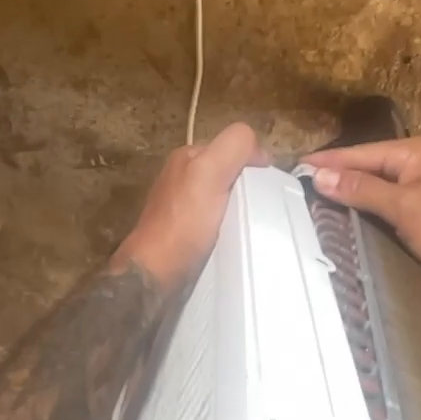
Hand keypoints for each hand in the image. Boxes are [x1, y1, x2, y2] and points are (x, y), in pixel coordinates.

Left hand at [114, 123, 268, 291]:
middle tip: (259, 206)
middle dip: (247, 185)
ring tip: (249, 224)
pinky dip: (230, 225)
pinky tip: (234, 237)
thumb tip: (258, 152)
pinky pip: (218, 218)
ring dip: (240, 207)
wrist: (155, 274)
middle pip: (229, 171)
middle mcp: (182, 176)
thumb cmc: (184, 223)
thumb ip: (233, 146)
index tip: (265, 186)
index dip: (252, 161)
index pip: (232, 146)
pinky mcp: (185, 231)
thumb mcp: (209, 172)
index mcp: (187, 157)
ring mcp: (182, 205)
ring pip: (225, 196)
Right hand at [302, 137, 420, 295]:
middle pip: (370, 162)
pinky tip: (356, 206)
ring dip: (354, 185)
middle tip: (301, 180)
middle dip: (338, 171)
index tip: (295, 166)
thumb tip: (320, 175)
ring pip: (382, 178)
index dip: (327, 161)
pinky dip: (372, 197)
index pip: (360, 153)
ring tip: (320, 192)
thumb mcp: (402, 208)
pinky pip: (394, 192)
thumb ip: (360, 189)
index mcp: (416, 151)